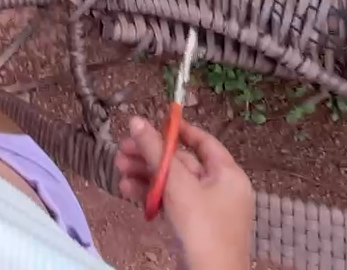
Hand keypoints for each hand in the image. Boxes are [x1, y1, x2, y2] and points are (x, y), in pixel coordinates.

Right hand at [117, 116, 254, 269]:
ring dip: (144, 173)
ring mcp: (208, 209)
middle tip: (122, 150)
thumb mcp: (175, 183)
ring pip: (172, 181)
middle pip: (181, 161)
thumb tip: (135, 119)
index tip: (151, 123)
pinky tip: (127, 190)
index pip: (203, 141)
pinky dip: (151, 193)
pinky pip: (171, 200)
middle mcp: (221, 189)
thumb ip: (155, 150)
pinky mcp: (194, 225)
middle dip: (149, 155)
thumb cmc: (200, 226)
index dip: (178, 130)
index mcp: (227, 175)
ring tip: (119, 170)